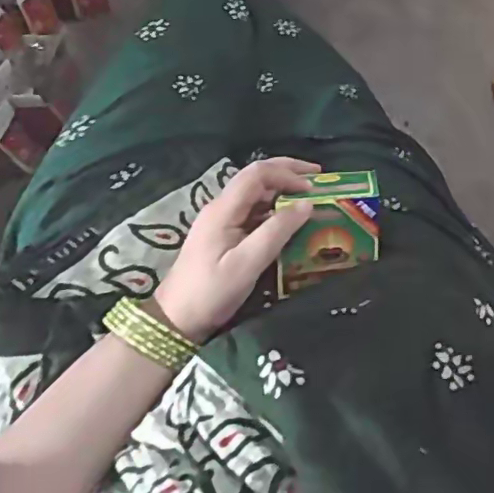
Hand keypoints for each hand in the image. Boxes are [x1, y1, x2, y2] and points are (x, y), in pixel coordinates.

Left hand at [152, 158, 319, 340]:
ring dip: (283, 190)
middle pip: (257, 177)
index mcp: (224, 209)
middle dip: (288, 172)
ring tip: (310, 198)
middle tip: (318, 177)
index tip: (313, 188)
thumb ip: (277, 231)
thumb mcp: (248, 264)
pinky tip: (290, 220)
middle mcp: (222, 207)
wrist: (175, 320)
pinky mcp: (224, 234)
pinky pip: (254, 211)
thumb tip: (306, 204)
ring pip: (256, 193)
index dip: (287, 174)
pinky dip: (275, 209)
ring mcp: (222, 220)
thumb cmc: (211, 292)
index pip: (257, 174)